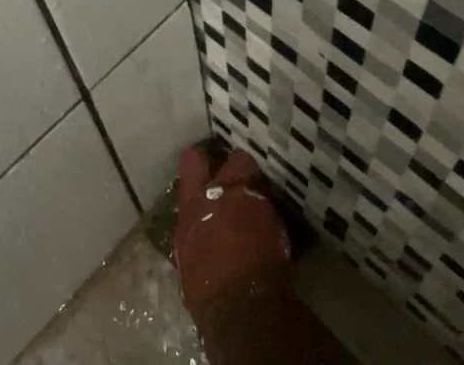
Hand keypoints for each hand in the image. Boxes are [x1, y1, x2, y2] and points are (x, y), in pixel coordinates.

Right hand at [172, 146, 292, 317]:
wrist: (243, 305)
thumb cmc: (204, 284)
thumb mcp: (186, 248)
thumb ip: (193, 221)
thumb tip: (197, 216)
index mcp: (196, 201)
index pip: (193, 160)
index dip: (197, 160)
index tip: (200, 163)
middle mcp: (227, 193)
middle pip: (238, 159)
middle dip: (236, 167)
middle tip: (234, 182)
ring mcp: (256, 203)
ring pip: (258, 182)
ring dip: (253, 193)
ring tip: (249, 210)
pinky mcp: (276, 219)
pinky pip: (270, 207)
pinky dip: (264, 215)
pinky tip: (261, 231)